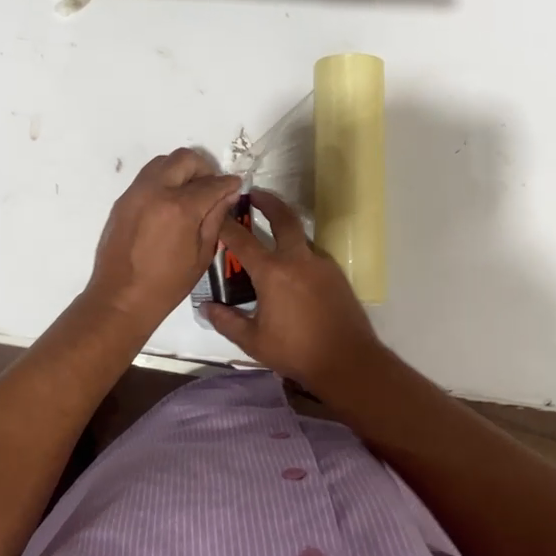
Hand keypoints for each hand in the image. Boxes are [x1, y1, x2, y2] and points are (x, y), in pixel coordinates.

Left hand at [85, 149, 242, 329]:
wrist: (121, 297)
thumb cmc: (167, 284)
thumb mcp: (202, 255)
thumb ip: (215, 219)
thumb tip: (227, 194)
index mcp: (180, 207)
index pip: (211, 183)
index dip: (228, 183)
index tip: (235, 186)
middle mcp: (156, 191)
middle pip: (184, 159)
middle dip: (203, 168)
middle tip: (211, 188)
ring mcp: (135, 193)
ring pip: (162, 162)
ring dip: (181, 170)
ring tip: (190, 194)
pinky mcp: (123, 200)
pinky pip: (147, 177)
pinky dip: (163, 180)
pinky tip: (170, 204)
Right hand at [203, 190, 385, 384]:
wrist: (348, 361)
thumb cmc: (296, 351)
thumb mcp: (253, 341)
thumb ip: (227, 321)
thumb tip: (207, 308)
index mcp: (273, 273)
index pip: (242, 240)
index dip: (225, 225)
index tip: (215, 213)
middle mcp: (298, 260)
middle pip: (282, 218)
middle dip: (267, 202)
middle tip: (254, 194)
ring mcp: (321, 265)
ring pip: (300, 236)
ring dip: (285, 227)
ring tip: (270, 233)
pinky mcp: (336, 275)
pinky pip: (312, 255)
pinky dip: (298, 252)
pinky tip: (292, 268)